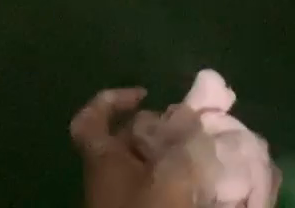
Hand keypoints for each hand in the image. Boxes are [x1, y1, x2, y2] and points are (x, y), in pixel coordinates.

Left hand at [71, 89, 199, 207]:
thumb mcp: (170, 176)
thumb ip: (184, 143)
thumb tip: (191, 118)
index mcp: (102, 157)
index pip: (92, 118)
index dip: (114, 100)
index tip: (146, 96)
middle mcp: (106, 175)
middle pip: (125, 139)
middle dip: (158, 130)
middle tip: (190, 129)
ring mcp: (118, 199)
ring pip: (142, 166)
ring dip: (169, 157)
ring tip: (202, 154)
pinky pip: (151, 190)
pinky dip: (172, 183)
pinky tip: (198, 184)